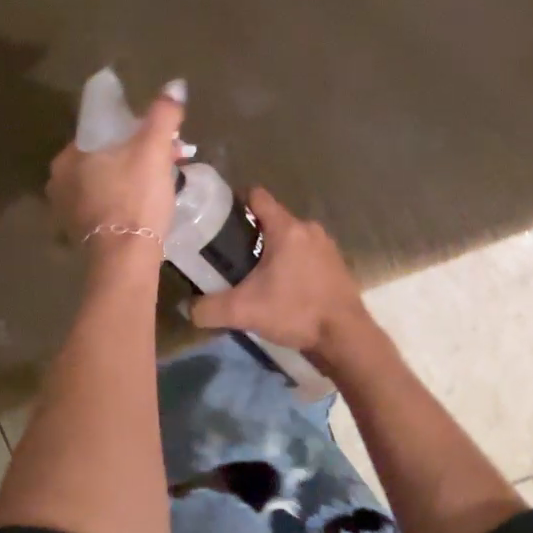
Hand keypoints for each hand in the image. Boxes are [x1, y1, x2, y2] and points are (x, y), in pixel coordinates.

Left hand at [46, 81, 185, 254]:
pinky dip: (124, 201)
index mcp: (69, 156)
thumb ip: (163, 115)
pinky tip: (146, 207)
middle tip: (170, 161)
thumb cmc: (136, 197)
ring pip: (106, 182)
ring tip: (163, 184)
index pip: (103, 131)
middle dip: (138, 155)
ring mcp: (67, 211)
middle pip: (106, 157)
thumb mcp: (154, 149)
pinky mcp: (81, 235)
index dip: (136, 131)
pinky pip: (105, 206)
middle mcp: (59, 181)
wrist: (127, 259)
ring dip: (132, 178)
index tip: (162, 139)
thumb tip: (174, 86)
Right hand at [189, 188, 369, 352]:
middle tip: (231, 255)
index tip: (219, 216)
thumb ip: (209, 308)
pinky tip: (283, 288)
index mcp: (287, 229)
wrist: (345, 336)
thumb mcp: (244, 311)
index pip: (258, 197)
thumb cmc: (295, 311)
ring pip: (291, 239)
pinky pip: (307, 255)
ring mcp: (327, 247)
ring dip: (274, 251)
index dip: (237, 201)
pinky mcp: (336, 265)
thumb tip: (187, 308)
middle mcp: (309, 229)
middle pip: (274, 220)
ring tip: (255, 274)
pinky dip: (293, 264)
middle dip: (252, 233)